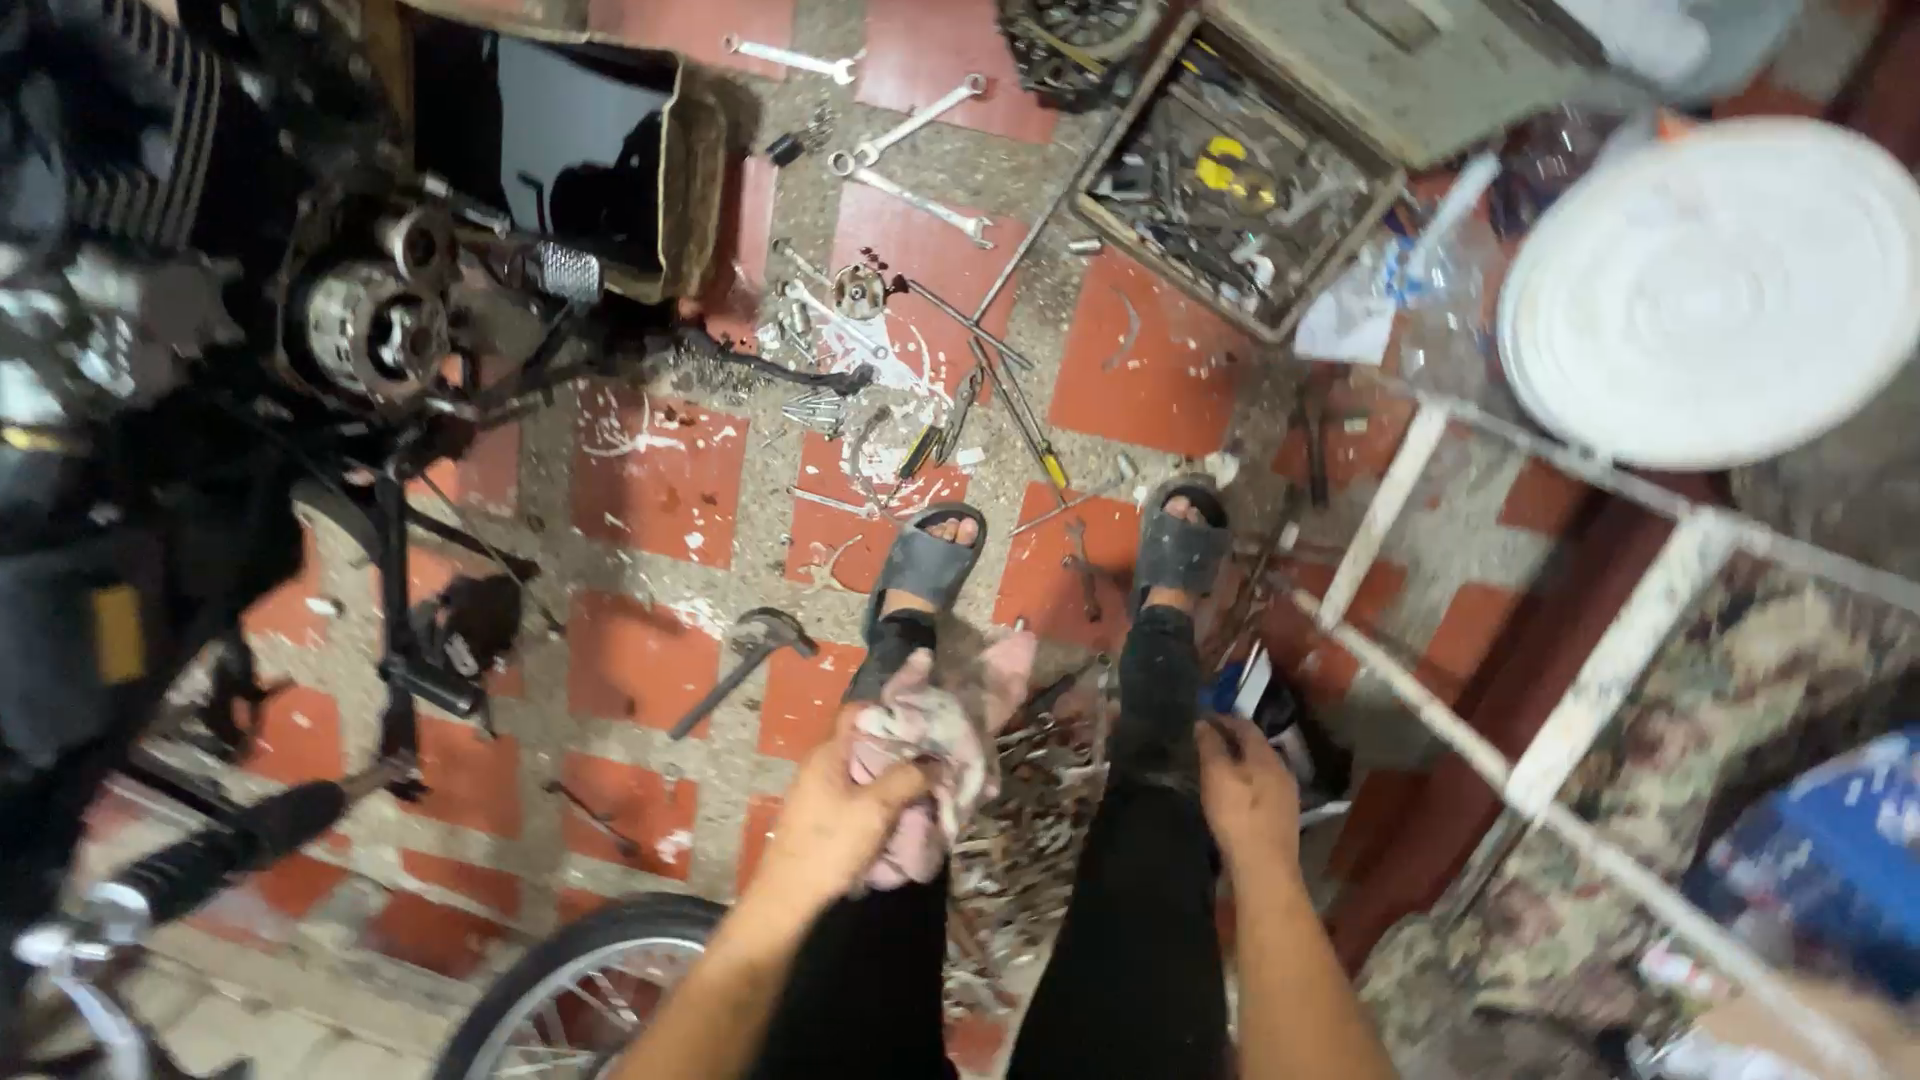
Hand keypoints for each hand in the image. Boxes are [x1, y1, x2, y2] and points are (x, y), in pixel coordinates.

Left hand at [740, 711, 933, 927]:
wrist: (787, 900)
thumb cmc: (829, 846)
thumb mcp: (874, 809)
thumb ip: (907, 778)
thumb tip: (937, 760)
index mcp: (828, 753)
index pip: (858, 712)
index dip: (890, 712)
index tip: (923, 722)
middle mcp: (822, 764)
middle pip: (865, 742)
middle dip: (900, 749)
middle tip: (934, 756)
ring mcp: (820, 791)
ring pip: (864, 771)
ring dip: (893, 777)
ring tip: (925, 784)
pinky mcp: (823, 815)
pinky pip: (858, 794)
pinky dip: (880, 797)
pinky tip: (902, 810)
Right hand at [1195, 712, 1301, 878]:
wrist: (1264, 868)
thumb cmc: (1237, 815)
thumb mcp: (1216, 776)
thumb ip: (1211, 746)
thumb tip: (1203, 723)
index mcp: (1267, 757)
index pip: (1246, 725)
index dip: (1224, 718)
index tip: (1203, 717)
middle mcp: (1282, 770)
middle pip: (1256, 746)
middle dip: (1232, 739)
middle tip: (1207, 739)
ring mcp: (1286, 795)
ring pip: (1261, 767)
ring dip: (1240, 761)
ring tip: (1217, 765)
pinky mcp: (1283, 816)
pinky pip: (1263, 786)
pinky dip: (1246, 780)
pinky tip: (1234, 792)